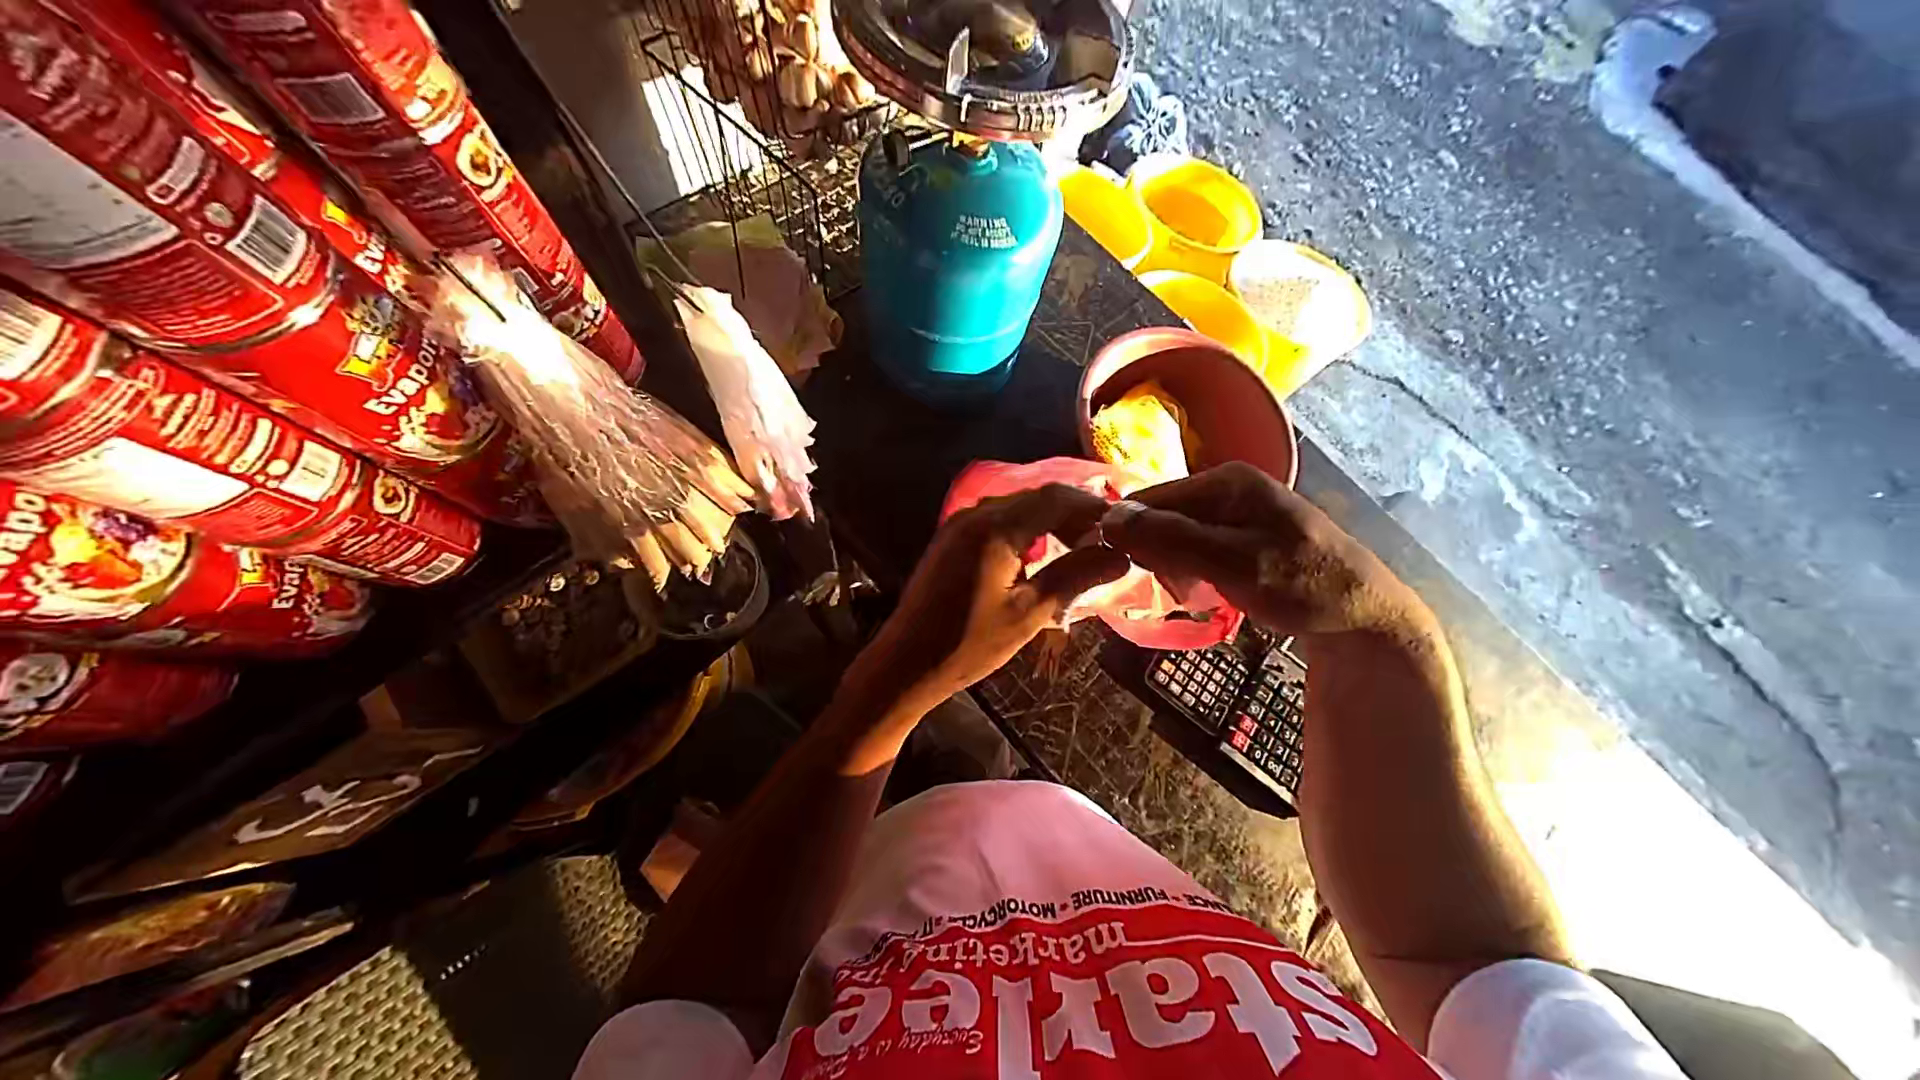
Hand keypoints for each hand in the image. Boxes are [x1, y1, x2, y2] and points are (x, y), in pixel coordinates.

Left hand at [842, 485, 1131, 717]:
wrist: (905, 664)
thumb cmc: (968, 644)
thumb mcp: (1029, 614)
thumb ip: (1074, 577)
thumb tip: (1120, 556)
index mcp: (995, 529)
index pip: (1056, 497)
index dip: (1093, 507)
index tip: (1121, 529)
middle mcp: (975, 515)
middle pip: (1037, 497)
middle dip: (1074, 514)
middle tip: (1104, 543)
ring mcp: (959, 525)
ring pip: (1017, 507)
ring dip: (1050, 521)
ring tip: (1078, 550)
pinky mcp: (951, 539)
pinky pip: (998, 520)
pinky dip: (1026, 530)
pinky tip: (1040, 556)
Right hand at [1100, 462, 1431, 639]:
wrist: (1366, 620)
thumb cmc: (1301, 586)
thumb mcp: (1231, 562)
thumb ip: (1170, 538)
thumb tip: (1108, 518)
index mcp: (1225, 480)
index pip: (1149, 499)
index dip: (1132, 536)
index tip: (1137, 575)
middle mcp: (1229, 486)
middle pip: (1162, 516)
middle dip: (1157, 555)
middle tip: (1181, 590)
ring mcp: (1239, 510)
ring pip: (1176, 535)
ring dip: (1174, 567)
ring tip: (1197, 595)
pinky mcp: (1245, 535)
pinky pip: (1197, 548)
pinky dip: (1192, 571)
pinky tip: (1209, 592)